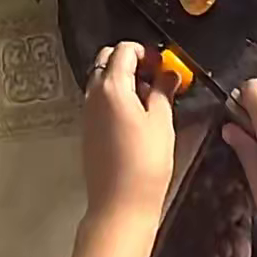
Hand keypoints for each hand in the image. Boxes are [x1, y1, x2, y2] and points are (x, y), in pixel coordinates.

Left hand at [81, 42, 178, 222]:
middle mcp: (94, 92)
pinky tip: (135, 114)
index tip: (162, 64)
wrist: (119, 206)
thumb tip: (169, 73)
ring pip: (102, 77)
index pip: (124, 50)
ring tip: (148, 96)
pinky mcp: (88, 126)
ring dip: (122, 77)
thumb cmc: (145, 163)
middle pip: (108, 58)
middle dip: (131, 60)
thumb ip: (163, 90)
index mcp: (112, 86)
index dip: (145, 51)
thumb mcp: (161, 122)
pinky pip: (99, 97)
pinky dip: (115, 94)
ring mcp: (88, 109)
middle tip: (155, 75)